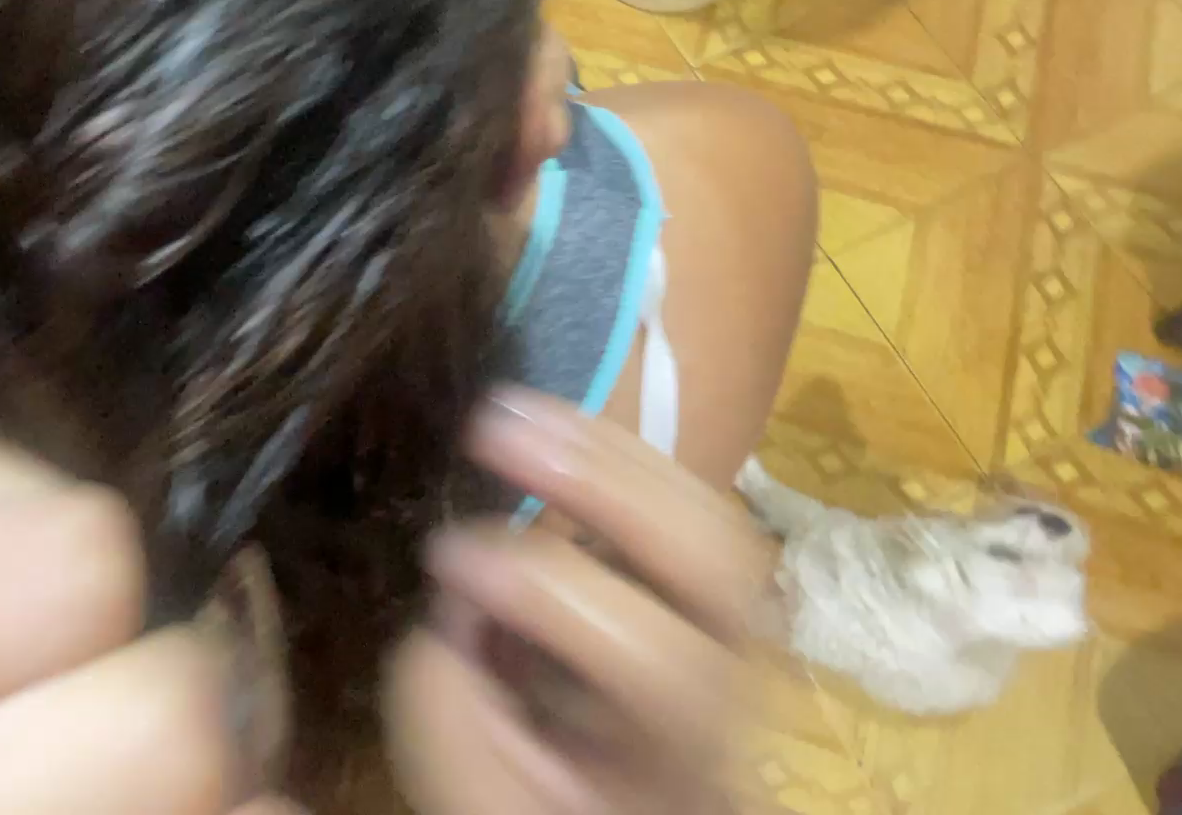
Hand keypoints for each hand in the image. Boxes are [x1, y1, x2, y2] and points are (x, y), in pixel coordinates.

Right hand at [384, 388, 769, 813]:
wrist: (592, 796)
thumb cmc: (527, 797)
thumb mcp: (469, 788)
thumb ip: (445, 706)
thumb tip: (460, 587)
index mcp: (683, 763)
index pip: (658, 666)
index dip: (551, 591)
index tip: (447, 557)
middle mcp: (736, 688)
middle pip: (718, 566)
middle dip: (600, 481)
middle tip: (493, 430)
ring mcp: (731, 627)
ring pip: (712, 514)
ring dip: (603, 445)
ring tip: (510, 406)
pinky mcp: (699, 585)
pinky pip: (684, 499)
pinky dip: (613, 447)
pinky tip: (550, 419)